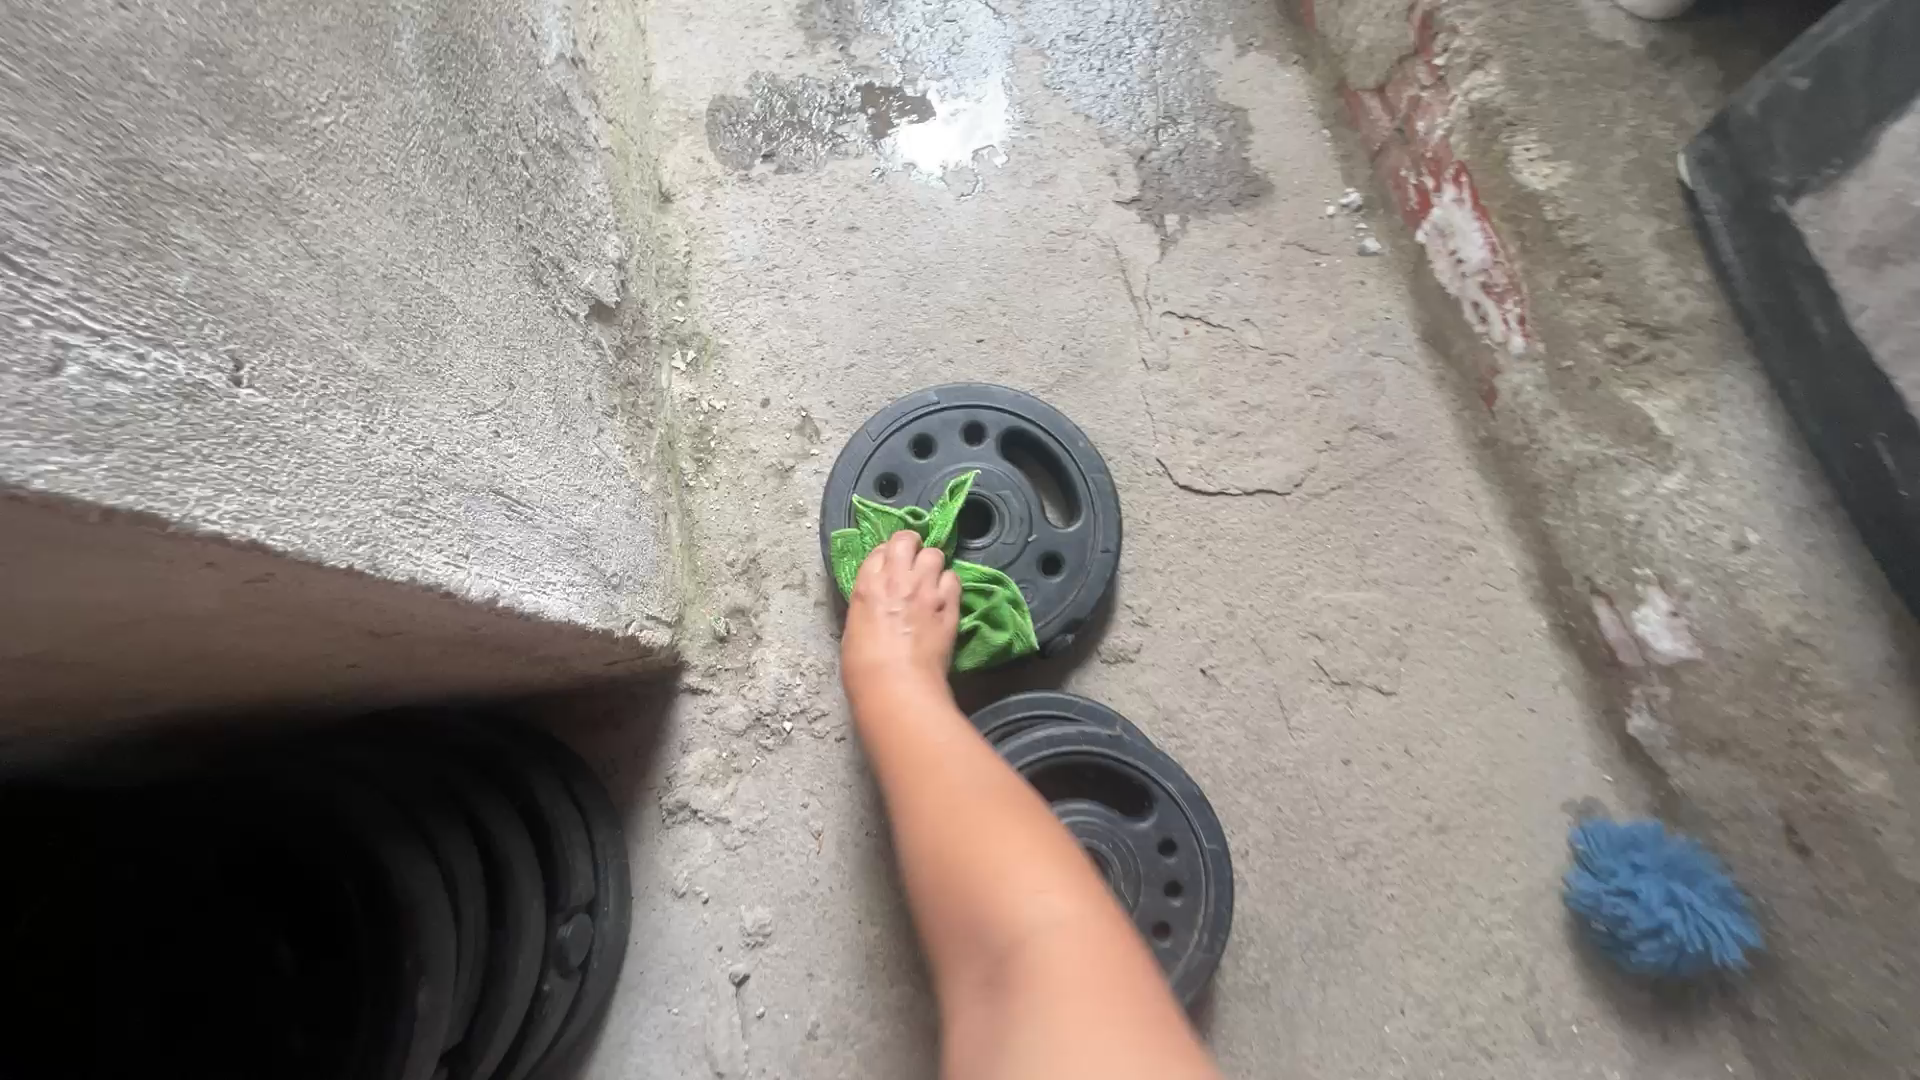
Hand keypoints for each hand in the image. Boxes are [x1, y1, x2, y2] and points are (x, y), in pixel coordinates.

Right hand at [842, 530, 961, 711]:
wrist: (897, 685)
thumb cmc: (864, 668)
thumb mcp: (855, 629)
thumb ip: (869, 606)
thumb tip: (878, 604)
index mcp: (868, 585)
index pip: (880, 550)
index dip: (887, 555)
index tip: (890, 565)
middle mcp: (898, 579)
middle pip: (908, 540)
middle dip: (911, 545)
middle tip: (913, 560)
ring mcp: (926, 590)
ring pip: (936, 555)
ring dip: (932, 564)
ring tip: (931, 580)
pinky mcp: (949, 605)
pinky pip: (954, 579)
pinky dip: (949, 585)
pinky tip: (945, 598)